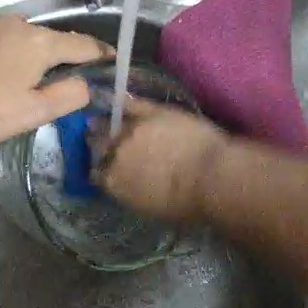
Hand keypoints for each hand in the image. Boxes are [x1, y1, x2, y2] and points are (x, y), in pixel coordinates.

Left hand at [0, 16, 113, 152]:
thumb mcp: (35, 112)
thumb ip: (69, 95)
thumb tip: (85, 84)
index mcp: (40, 42)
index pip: (82, 45)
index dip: (100, 55)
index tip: (112, 61)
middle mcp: (16, 23)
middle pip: (50, 39)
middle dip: (60, 57)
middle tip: (63, 82)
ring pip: (21, 37)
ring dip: (30, 54)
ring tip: (24, 80)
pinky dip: (4, 51)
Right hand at [92, 97, 231, 222]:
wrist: (211, 177)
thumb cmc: (188, 204)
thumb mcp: (152, 208)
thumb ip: (132, 194)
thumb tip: (128, 186)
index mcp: (115, 184)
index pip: (96, 175)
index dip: (100, 170)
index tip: (103, 168)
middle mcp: (115, 155)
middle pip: (96, 146)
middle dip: (97, 145)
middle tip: (99, 142)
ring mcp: (130, 130)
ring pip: (107, 124)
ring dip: (102, 124)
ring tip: (99, 121)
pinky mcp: (149, 112)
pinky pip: (128, 104)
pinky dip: (117, 101)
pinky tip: (112, 99)